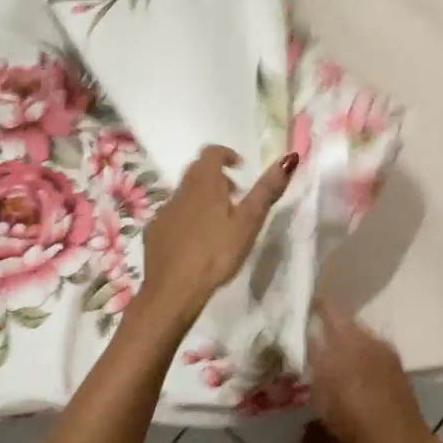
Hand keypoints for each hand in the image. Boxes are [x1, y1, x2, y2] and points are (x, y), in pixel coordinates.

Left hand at [137, 145, 295, 319]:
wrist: (174, 289)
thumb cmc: (217, 253)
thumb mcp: (249, 222)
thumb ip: (267, 191)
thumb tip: (289, 157)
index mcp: (205, 184)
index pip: (211, 152)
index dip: (225, 154)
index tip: (239, 167)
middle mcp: (180, 192)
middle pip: (196, 172)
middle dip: (215, 177)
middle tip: (234, 196)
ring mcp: (163, 212)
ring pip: (183, 195)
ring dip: (201, 199)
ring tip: (217, 222)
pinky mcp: (154, 233)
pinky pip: (172, 216)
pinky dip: (186, 219)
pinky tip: (195, 242)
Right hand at [309, 301, 442, 442]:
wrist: (402, 442)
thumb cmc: (356, 427)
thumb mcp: (323, 401)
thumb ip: (315, 366)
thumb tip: (308, 342)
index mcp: (343, 347)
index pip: (326, 312)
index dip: (313, 306)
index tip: (300, 306)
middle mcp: (364, 340)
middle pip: (342, 317)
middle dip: (326, 318)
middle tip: (311, 328)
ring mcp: (382, 348)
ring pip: (356, 329)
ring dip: (342, 333)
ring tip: (329, 348)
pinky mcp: (394, 359)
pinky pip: (369, 342)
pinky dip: (357, 346)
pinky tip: (351, 364)